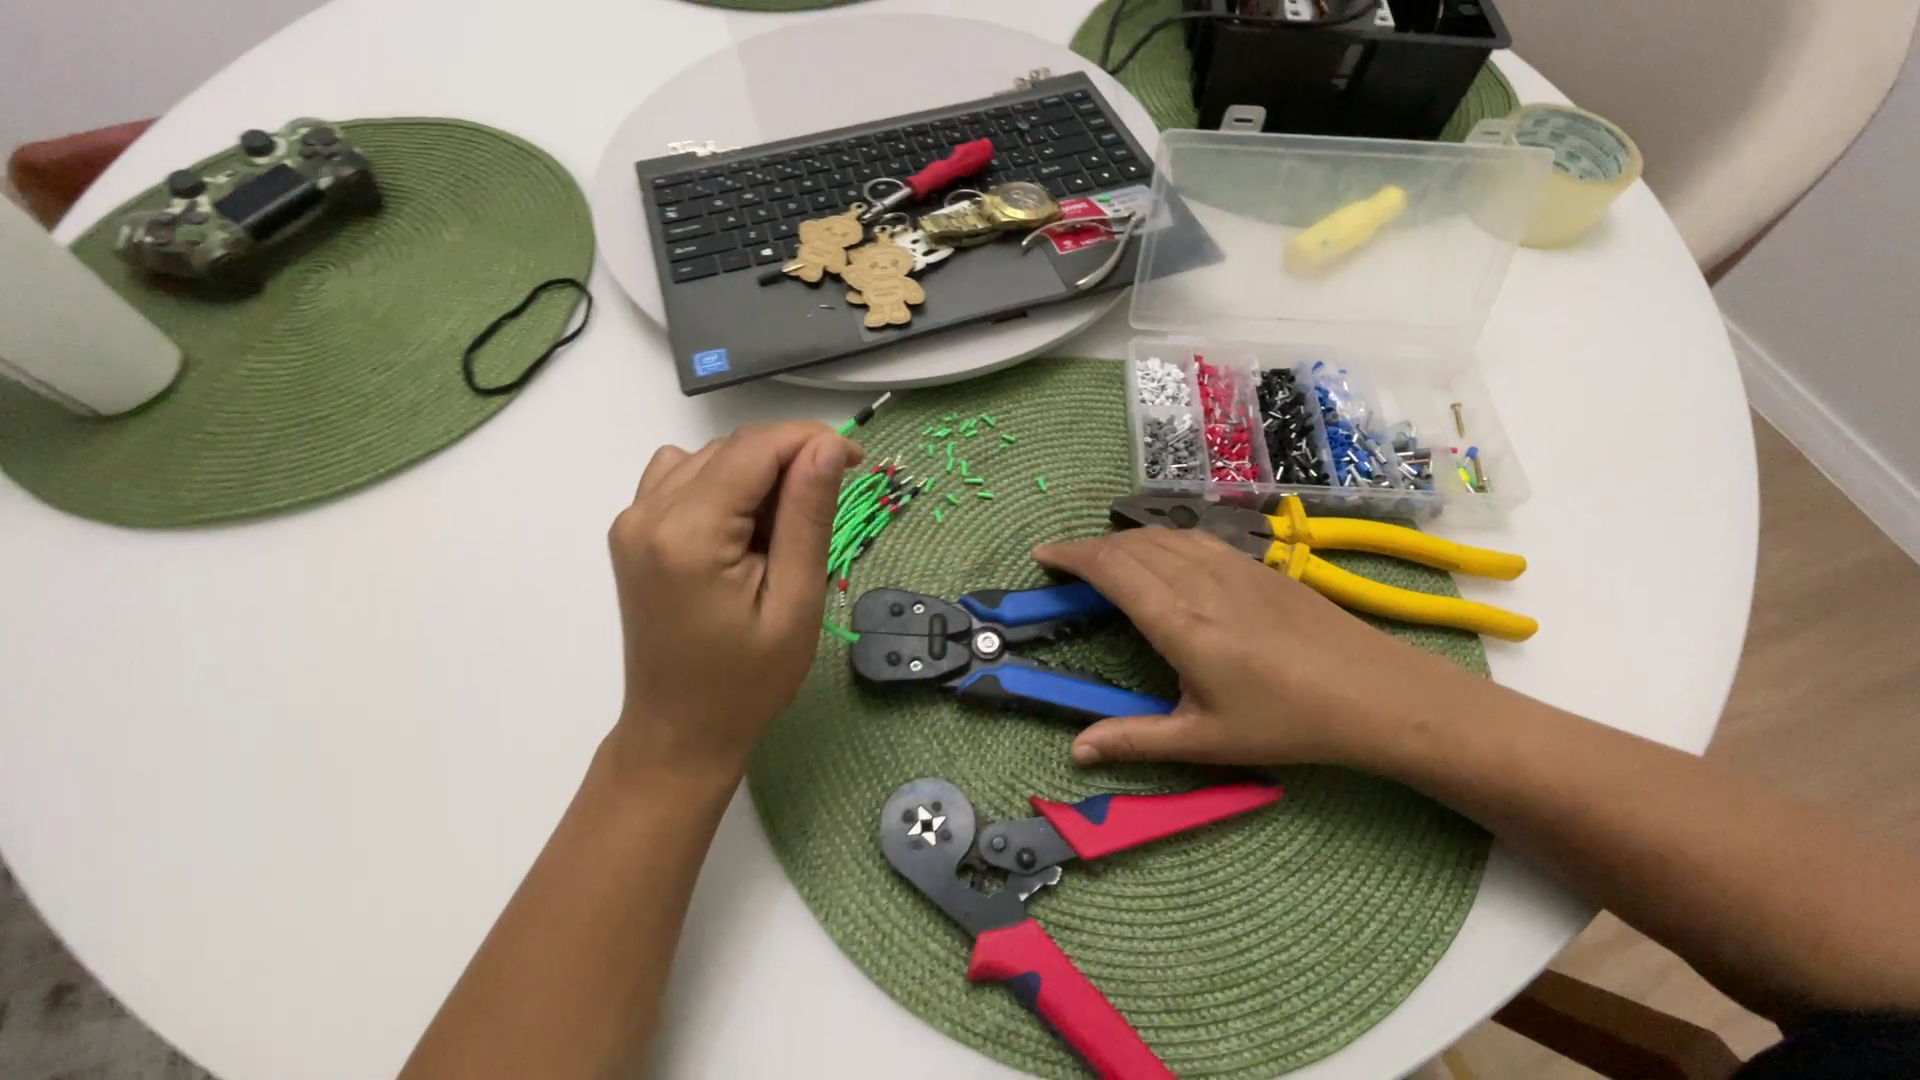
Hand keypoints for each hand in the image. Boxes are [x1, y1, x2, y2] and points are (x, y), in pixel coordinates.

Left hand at [606, 422, 862, 784]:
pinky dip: (723, 485)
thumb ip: (807, 517)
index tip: (857, 463)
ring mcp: (632, 520)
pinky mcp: (633, 532)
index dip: (812, 441)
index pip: (756, 448)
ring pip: (710, 457)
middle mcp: (648, 514)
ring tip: (781, 532)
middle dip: (789, 463)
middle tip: (824, 514)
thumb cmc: (747, 682)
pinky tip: (740, 528)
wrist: (680, 731)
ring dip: (758, 476)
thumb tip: (826, 446)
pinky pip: (683, 476)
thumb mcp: (796, 602)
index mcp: (688, 534)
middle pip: (734, 449)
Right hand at [1033, 527, 1491, 769]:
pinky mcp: (1257, 565)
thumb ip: (1135, 740)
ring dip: (1124, 539)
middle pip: (1131, 545)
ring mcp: (1232, 566)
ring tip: (1105, 559)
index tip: (1042, 555)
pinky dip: (1161, 537)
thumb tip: (1075, 751)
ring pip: (1163, 534)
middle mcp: (1200, 581)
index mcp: (1179, 622)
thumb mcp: (1205, 739)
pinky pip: (1194, 537)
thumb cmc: (1286, 721)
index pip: (1111, 569)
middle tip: (1066, 565)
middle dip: (1090, 548)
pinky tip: (1162, 554)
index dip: (1071, 555)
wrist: (1375, 692)